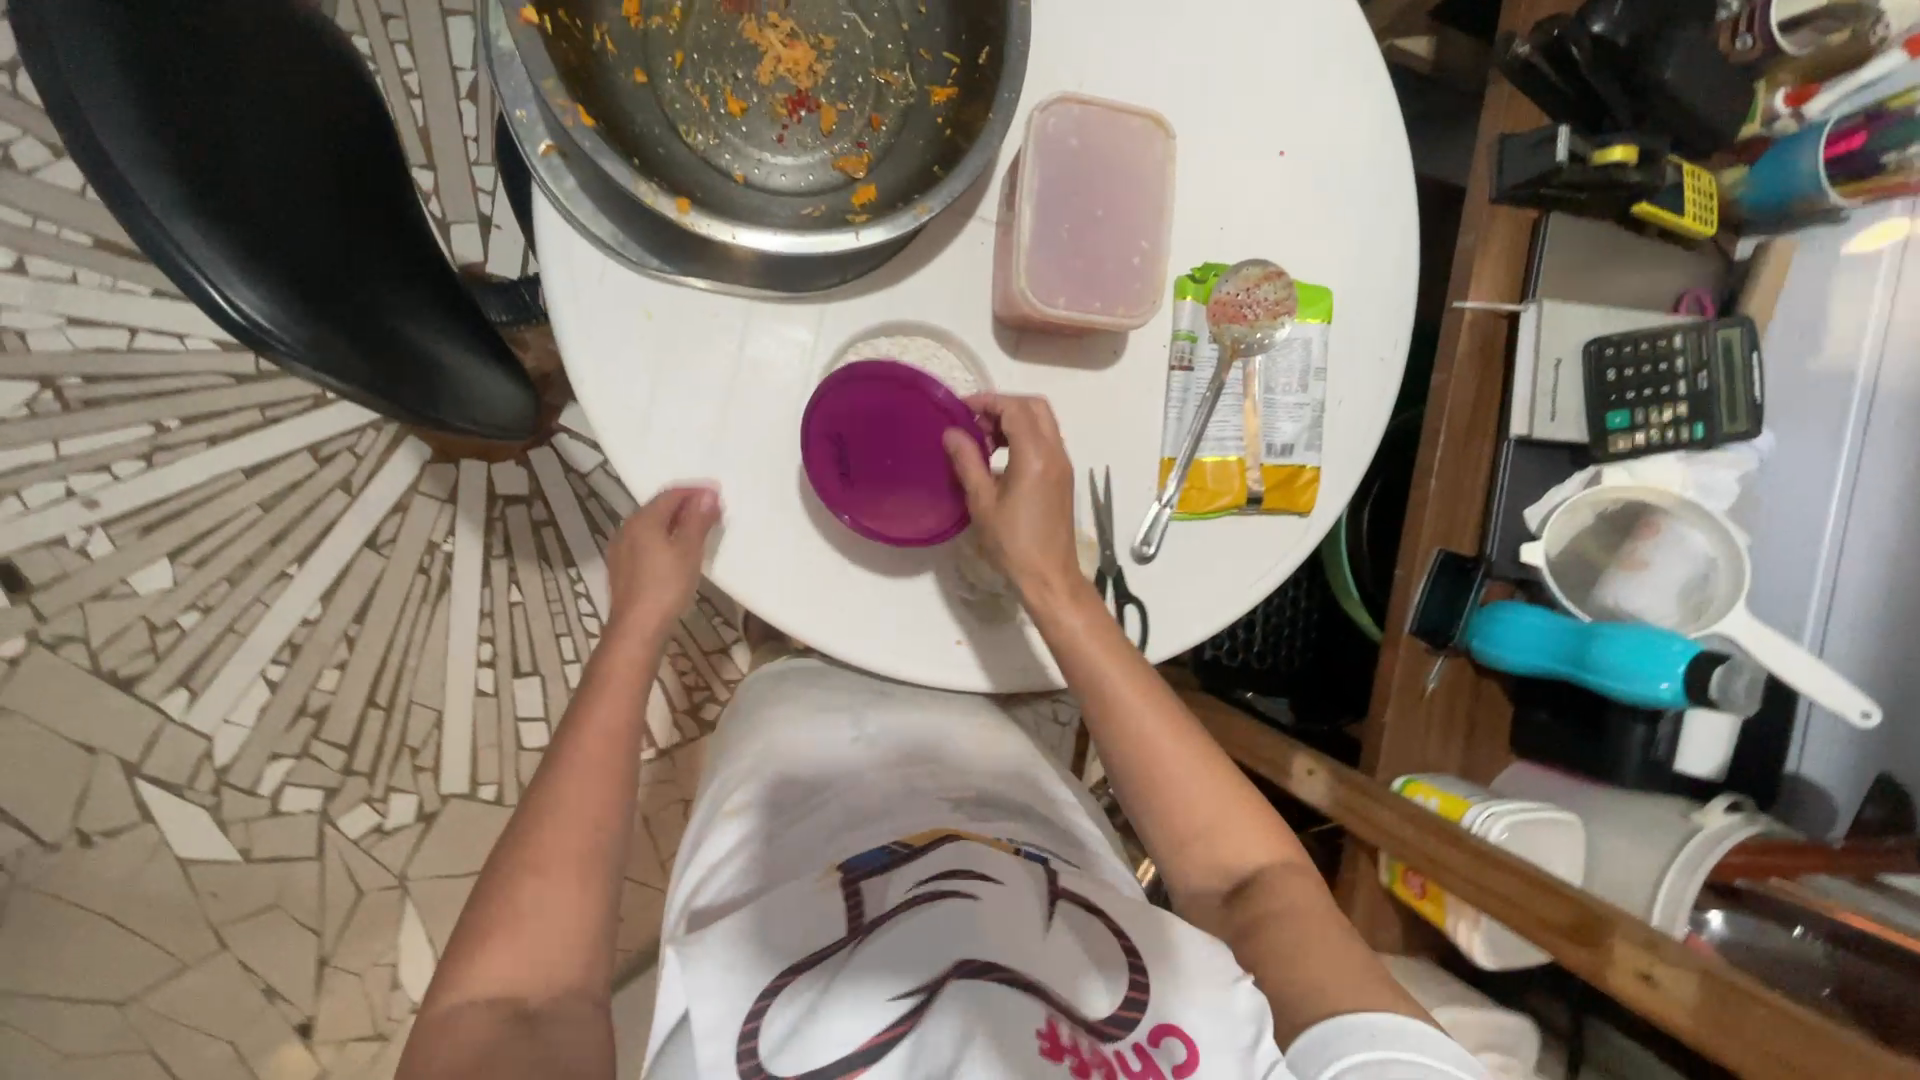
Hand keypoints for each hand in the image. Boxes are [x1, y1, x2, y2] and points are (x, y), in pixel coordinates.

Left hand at [604, 485, 721, 637]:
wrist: (636, 627)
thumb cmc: (666, 586)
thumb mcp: (689, 551)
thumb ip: (698, 520)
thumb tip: (708, 494)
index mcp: (643, 520)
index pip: (671, 494)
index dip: (695, 490)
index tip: (718, 493)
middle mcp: (627, 528)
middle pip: (659, 507)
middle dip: (686, 505)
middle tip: (712, 510)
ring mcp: (621, 547)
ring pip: (652, 525)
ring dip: (676, 521)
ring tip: (699, 529)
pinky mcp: (622, 565)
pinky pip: (646, 540)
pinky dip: (664, 536)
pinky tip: (677, 550)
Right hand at [943, 395, 1083, 603]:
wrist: (1048, 574)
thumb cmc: (1012, 542)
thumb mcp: (981, 502)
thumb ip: (967, 461)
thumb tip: (952, 433)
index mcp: (1035, 456)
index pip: (1014, 408)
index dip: (987, 402)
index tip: (961, 411)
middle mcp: (1055, 452)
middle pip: (1034, 406)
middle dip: (1003, 406)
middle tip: (975, 422)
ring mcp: (1063, 464)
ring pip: (1043, 422)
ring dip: (1015, 420)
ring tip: (984, 440)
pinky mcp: (1063, 476)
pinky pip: (1046, 440)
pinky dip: (1025, 436)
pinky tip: (1001, 457)